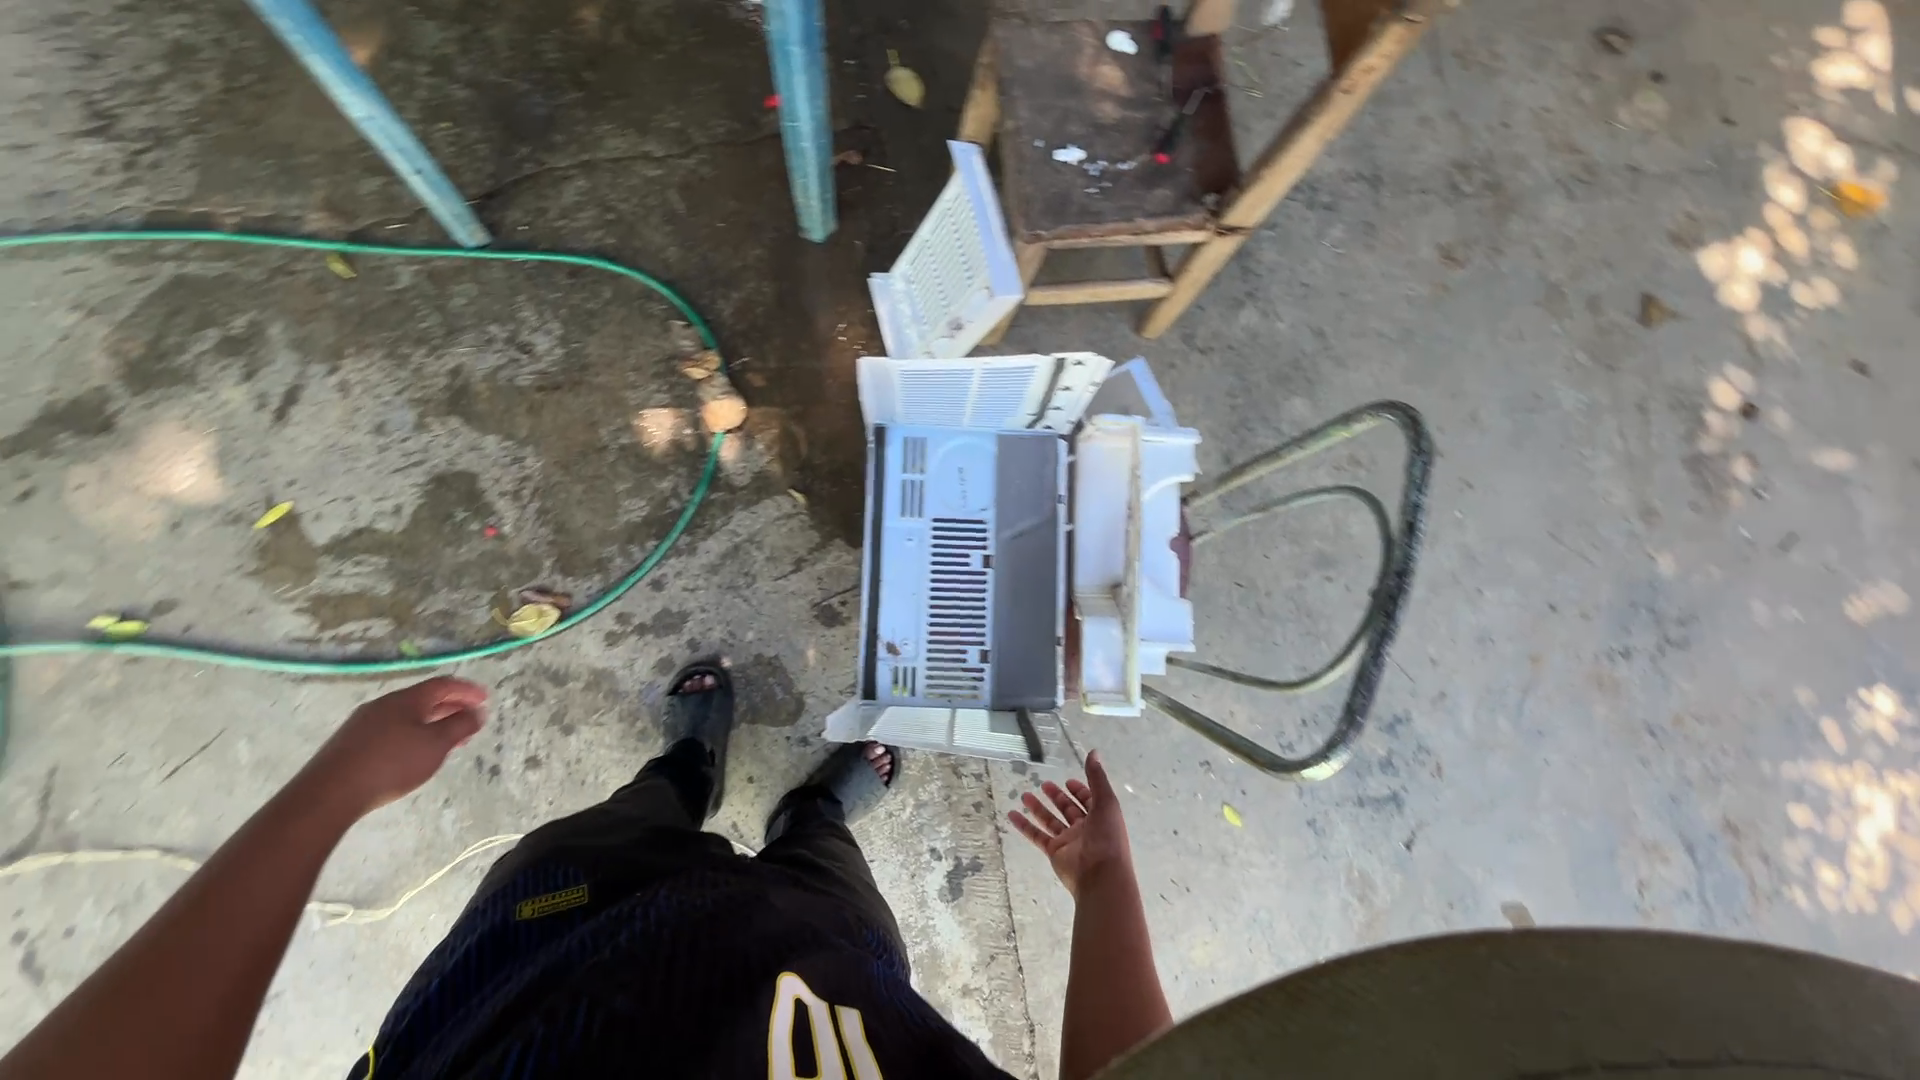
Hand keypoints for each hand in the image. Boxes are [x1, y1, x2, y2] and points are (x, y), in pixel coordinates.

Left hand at [297, 676, 487, 817]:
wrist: (329, 794)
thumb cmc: (391, 764)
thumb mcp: (436, 744)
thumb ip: (460, 726)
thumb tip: (476, 713)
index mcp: (405, 699)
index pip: (442, 685)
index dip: (466, 690)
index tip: (485, 700)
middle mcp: (383, 705)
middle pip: (423, 699)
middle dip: (451, 708)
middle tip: (470, 720)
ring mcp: (363, 724)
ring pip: (406, 716)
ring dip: (432, 723)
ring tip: (448, 741)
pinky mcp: (350, 743)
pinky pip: (391, 730)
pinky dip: (412, 734)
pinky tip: (415, 753)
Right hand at [1007, 751, 1132, 899]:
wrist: (1101, 875)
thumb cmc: (1107, 837)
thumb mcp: (1106, 802)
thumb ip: (1097, 777)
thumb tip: (1094, 751)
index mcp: (1101, 816)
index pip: (1089, 800)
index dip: (1080, 790)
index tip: (1068, 781)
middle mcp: (1085, 828)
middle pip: (1068, 809)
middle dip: (1057, 797)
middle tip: (1044, 784)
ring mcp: (1069, 841)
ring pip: (1051, 821)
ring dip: (1038, 808)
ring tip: (1024, 794)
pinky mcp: (1055, 851)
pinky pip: (1037, 836)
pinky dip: (1025, 825)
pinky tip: (1012, 814)